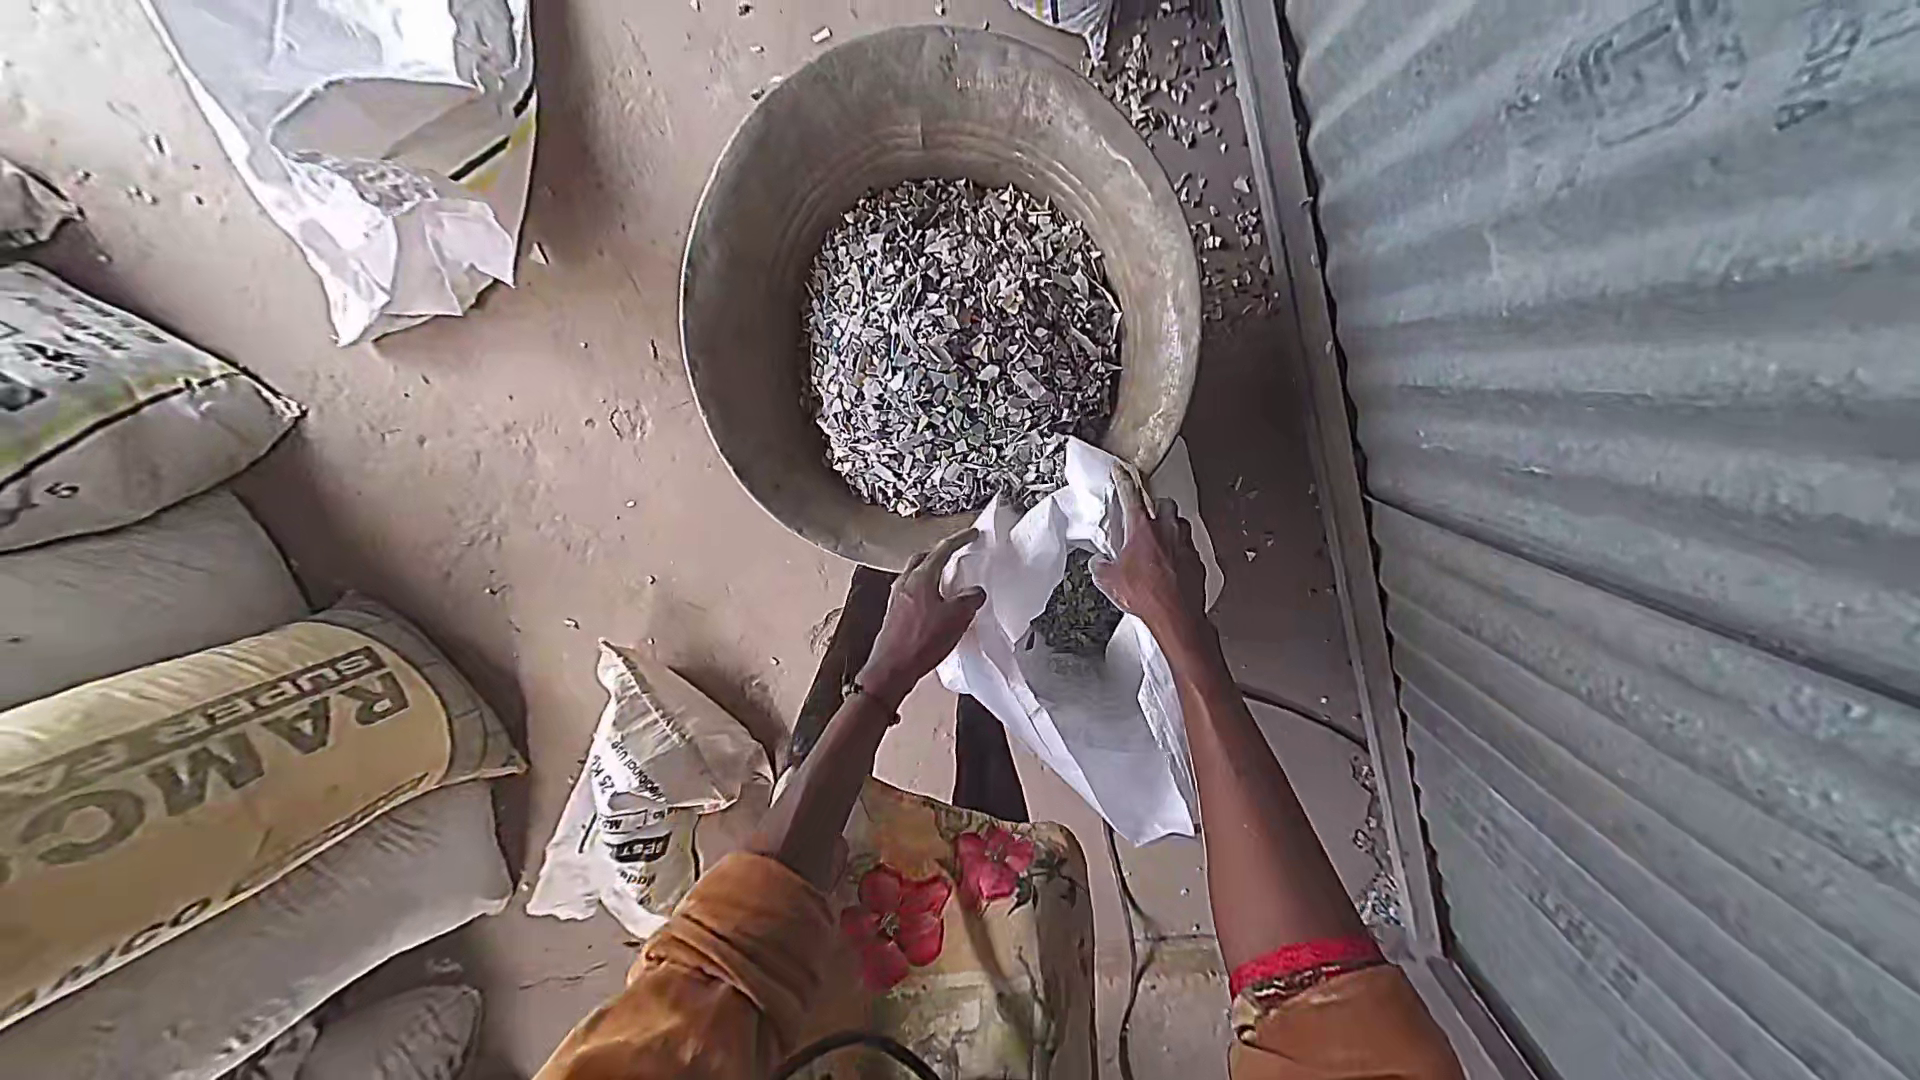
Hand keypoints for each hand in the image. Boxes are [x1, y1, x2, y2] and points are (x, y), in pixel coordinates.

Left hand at [856, 528, 987, 708]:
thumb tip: (975, 592)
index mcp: (921, 577)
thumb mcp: (957, 617)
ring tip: (948, 579)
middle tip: (956, 553)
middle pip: (924, 558)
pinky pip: (912, 593)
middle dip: (940, 553)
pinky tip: (935, 603)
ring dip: (932, 572)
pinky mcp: (895, 614)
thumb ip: (970, 599)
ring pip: (916, 575)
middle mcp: (905, 583)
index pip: (942, 550)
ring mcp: (897, 598)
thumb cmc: (920, 641)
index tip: (971, 534)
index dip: (959, 540)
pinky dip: (926, 590)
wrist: (892, 669)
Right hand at [1091, 475, 1207, 640]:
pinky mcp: (1197, 559)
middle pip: (1164, 503)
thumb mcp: (1108, 580)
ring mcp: (1184, 543)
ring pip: (1179, 522)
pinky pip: (1189, 546)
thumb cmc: (1145, 595)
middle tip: (1147, 515)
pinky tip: (1172, 562)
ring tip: (1160, 539)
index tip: (1120, 470)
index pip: (1130, 495)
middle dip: (1156, 505)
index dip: (1123, 480)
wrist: (1175, 615)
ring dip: (1170, 526)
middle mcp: (1165, 530)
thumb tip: (1098, 563)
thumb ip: (1100, 565)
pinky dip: (1180, 549)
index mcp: (1141, 529)